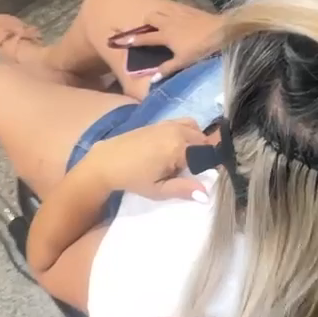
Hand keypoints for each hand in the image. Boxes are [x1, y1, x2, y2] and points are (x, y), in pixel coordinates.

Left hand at [80, 119, 209, 201]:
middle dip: (203, 154)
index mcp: (178, 147)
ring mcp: (169, 124)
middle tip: (193, 171)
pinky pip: (184, 123)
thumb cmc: (133, 178)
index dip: (210, 165)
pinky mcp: (162, 122)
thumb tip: (206, 194)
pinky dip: (188, 133)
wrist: (107, 161)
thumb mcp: (158, 189)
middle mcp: (177, 131)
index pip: (207, 154)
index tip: (204, 176)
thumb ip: (183, 189)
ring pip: (195, 129)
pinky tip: (177, 147)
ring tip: (186, 159)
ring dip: (196, 142)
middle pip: (203, 140)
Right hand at [107, 4, 221, 80]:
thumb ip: (167, 68)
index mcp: (165, 35)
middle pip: (149, 18)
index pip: (144, 38)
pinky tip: (176, 18)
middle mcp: (167, 21)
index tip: (120, 40)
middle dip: (145, 24)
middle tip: (147, 31)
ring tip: (160, 24)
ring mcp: (178, 13)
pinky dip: (169, 12)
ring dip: (156, 16)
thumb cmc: (201, 48)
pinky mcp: (188, 9)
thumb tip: (152, 78)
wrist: (221, 30)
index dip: (131, 39)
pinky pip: (173, 8)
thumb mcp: (183, 61)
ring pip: (160, 10)